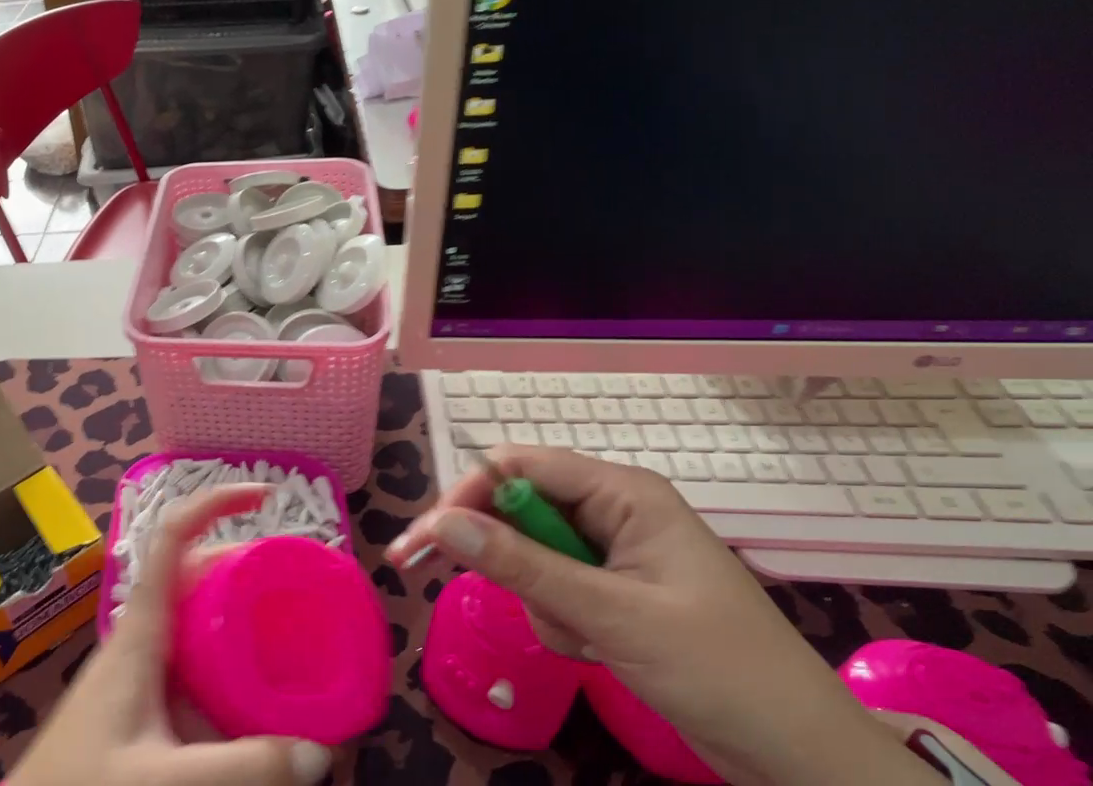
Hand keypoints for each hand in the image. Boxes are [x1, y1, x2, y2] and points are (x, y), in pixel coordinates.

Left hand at [10, 485, 334, 785]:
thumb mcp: (165, 782)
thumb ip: (242, 767)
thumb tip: (320, 750)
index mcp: (139, 633)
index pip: (172, 539)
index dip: (213, 503)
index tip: (264, 496)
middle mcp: (139, 638)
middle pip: (193, 573)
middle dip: (242, 562)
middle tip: (294, 578)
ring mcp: (138, 669)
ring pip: (193, 618)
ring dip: (236, 610)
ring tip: (288, 624)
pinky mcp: (140, 701)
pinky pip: (192, 660)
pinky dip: (227, 658)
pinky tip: (257, 691)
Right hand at [385, 446, 941, 785]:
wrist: (800, 756)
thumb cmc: (719, 671)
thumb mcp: (612, 617)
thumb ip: (522, 566)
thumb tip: (440, 523)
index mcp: (624, 494)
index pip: (520, 467)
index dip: (465, 494)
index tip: (424, 538)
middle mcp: (615, 512)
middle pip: (520, 509)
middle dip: (495, 552)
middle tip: (424, 572)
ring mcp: (617, 554)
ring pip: (533, 556)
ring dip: (539, 599)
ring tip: (583, 639)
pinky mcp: (618, 593)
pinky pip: (556, 590)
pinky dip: (560, 621)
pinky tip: (597, 651)